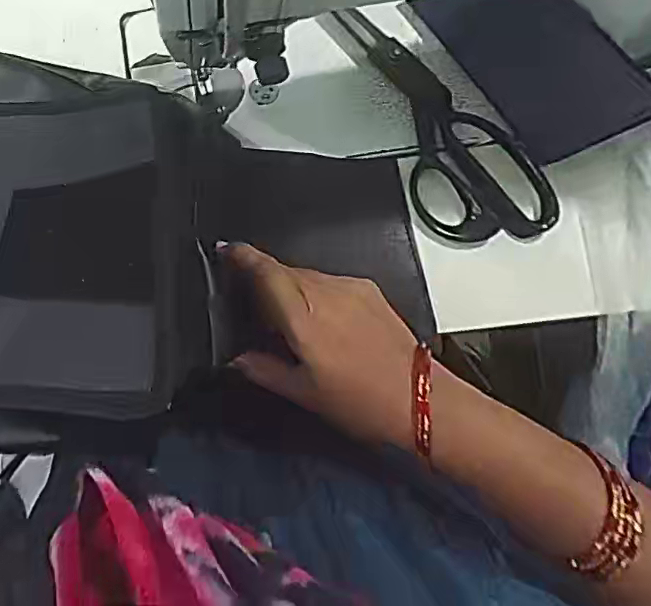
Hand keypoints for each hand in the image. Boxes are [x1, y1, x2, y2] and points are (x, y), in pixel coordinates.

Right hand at [226, 242, 421, 449]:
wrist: (425, 401)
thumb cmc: (362, 403)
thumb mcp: (304, 394)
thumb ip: (263, 370)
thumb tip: (237, 359)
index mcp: (302, 316)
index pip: (264, 271)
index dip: (241, 255)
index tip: (225, 249)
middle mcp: (323, 292)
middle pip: (282, 270)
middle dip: (264, 279)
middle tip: (258, 306)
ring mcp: (348, 287)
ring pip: (305, 275)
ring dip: (292, 287)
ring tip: (296, 322)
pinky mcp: (368, 289)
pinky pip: (329, 280)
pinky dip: (317, 292)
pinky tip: (325, 320)